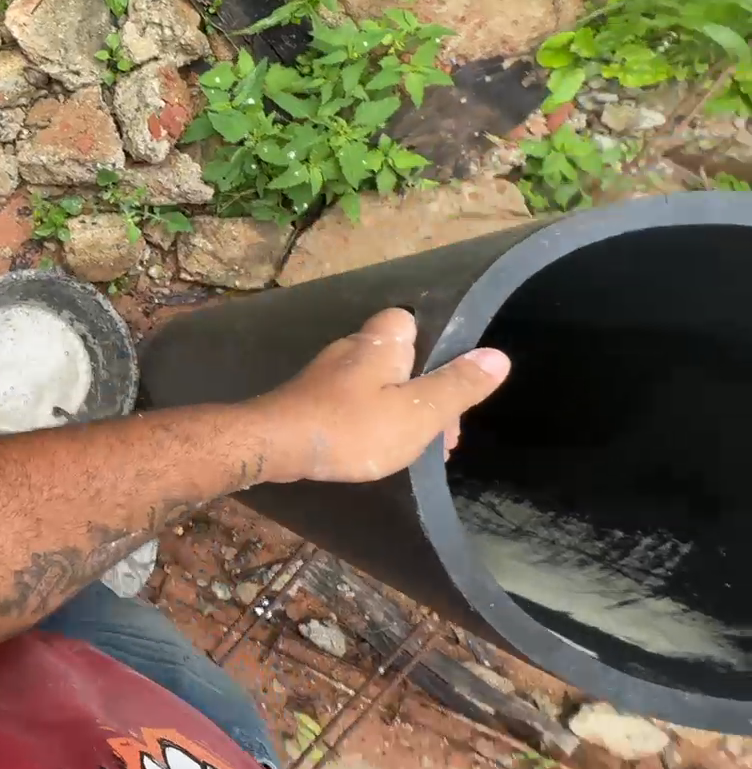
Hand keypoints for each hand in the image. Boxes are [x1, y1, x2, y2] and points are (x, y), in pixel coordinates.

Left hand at [245, 307, 510, 484]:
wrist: (272, 444)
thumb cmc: (350, 426)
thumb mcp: (418, 410)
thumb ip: (457, 384)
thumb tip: (495, 354)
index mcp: (377, 345)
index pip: (406, 319)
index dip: (434, 339)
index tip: (454, 374)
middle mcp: (348, 352)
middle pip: (401, 359)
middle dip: (429, 391)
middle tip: (446, 434)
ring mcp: (325, 376)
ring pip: (380, 385)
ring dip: (406, 412)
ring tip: (427, 449)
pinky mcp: (311, 399)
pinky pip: (355, 403)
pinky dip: (376, 422)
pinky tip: (386, 449)